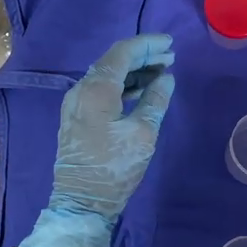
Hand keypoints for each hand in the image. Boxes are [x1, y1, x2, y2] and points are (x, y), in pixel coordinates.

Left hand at [18, 34, 176, 246]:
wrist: (81, 203)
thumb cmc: (114, 168)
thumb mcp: (143, 134)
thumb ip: (155, 101)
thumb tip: (166, 79)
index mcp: (95, 89)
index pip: (122, 53)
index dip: (147, 45)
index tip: (170, 44)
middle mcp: (81, 90)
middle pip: (113, 61)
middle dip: (143, 56)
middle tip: (170, 57)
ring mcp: (76, 104)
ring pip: (108, 75)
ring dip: (134, 71)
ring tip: (162, 72)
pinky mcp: (77, 117)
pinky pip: (102, 89)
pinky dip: (123, 85)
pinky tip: (143, 89)